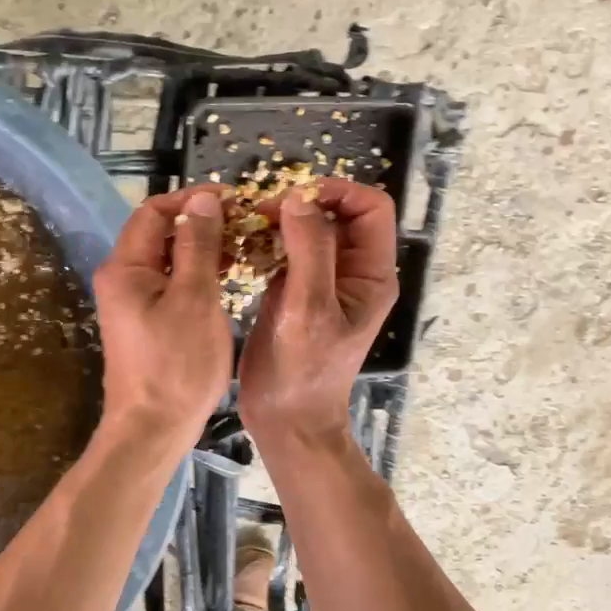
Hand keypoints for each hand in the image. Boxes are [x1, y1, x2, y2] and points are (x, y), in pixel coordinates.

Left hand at [91, 185, 232, 449]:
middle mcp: (121, 278)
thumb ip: (198, 244)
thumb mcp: (194, 299)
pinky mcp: (144, 321)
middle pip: (160, 232)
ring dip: (203, 247)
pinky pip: (171, 283)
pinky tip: (229, 274)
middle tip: (247, 223)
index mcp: (125, 267)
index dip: (193, 200)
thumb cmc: (176, 366)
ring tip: (245, 246)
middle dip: (202, 222)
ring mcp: (131, 302)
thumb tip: (203, 199)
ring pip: (169, 258)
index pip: (154, 211)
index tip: (235, 201)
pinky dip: (197, 273)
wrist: (151, 428)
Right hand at [238, 179, 399, 444]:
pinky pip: (283, 254)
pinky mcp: (292, 293)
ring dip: (277, 222)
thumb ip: (309, 250)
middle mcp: (350, 272)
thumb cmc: (304, 371)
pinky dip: (263, 244)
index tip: (295, 195)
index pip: (371, 208)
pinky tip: (239, 248)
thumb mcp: (309, 309)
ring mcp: (320, 282)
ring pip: (306, 231)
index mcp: (370, 274)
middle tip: (259, 210)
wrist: (286, 418)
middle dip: (301, 204)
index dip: (338, 192)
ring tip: (244, 225)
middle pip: (335, 215)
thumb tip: (299, 198)